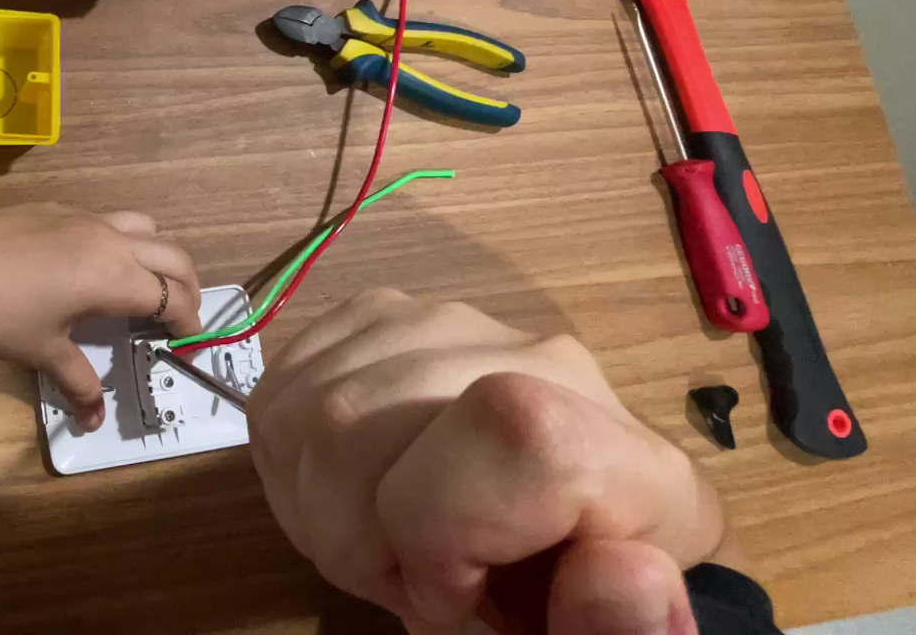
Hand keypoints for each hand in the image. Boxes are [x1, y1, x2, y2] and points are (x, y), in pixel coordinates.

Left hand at [0, 204, 202, 429]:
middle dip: (185, 286)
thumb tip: (94, 420)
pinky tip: (84, 265)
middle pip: (171, 255)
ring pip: (141, 226)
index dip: (186, 320)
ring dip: (155, 253)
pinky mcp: (53, 207)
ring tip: (140, 283)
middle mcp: (108, 239)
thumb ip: (79, 383)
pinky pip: (102, 219)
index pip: (171, 296)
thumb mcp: (42, 353)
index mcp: (113, 275)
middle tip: (178, 315)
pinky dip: (116, 240)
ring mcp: (80, 216)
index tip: (187, 339)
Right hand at [248, 290, 731, 634]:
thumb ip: (622, 634)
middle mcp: (533, 358)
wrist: (529, 535)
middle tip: (392, 572)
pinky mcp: (375, 313)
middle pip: (364, 414)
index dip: (439, 526)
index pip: (512, 428)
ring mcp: (442, 321)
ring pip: (309, 398)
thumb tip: (631, 570)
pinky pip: (284, 379)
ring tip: (365, 528)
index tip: (441, 591)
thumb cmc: (547, 598)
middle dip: (345, 526)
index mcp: (623, 457)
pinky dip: (286, 450)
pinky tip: (334, 482)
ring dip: (308, 493)